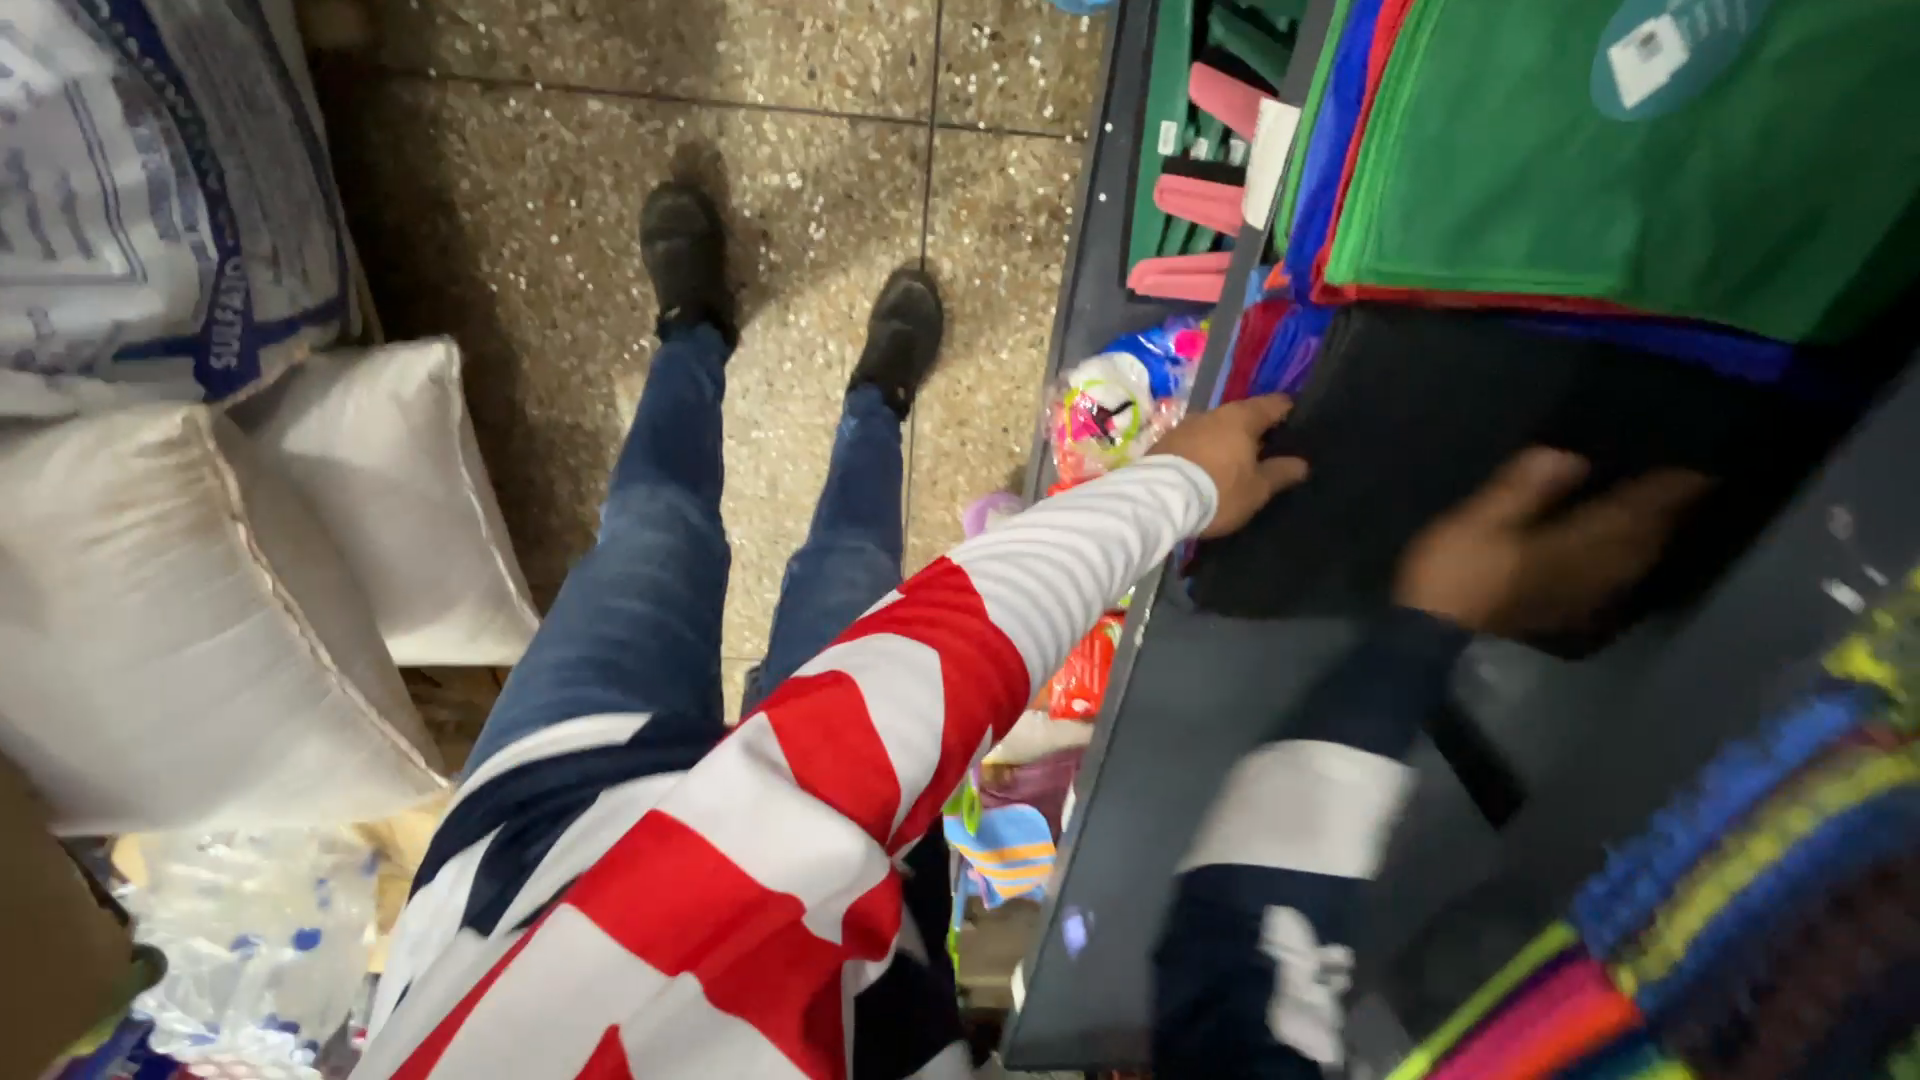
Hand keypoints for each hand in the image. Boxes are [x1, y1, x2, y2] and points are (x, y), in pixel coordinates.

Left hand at [1149, 393, 1309, 537]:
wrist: (1157, 501)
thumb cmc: (1218, 491)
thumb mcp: (1257, 489)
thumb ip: (1280, 473)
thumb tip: (1301, 463)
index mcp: (1241, 417)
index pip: (1274, 404)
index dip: (1288, 413)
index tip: (1296, 428)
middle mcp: (1211, 414)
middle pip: (1241, 416)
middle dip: (1254, 431)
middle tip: (1265, 453)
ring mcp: (1183, 426)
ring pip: (1214, 429)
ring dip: (1225, 442)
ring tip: (1233, 464)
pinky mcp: (1162, 443)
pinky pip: (1192, 443)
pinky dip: (1202, 451)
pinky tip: (1204, 469)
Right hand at [1395, 448, 1711, 637]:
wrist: (1434, 638)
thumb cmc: (1455, 574)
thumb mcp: (1475, 522)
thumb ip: (1521, 488)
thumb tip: (1569, 452)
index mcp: (1582, 541)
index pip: (1643, 505)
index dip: (1675, 481)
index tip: (1699, 454)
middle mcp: (1601, 568)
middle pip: (1651, 532)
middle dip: (1669, 504)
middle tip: (1682, 476)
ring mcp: (1589, 595)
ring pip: (1639, 557)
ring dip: (1652, 531)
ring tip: (1657, 508)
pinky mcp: (1571, 611)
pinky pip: (1617, 577)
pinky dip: (1627, 559)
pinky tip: (1621, 552)